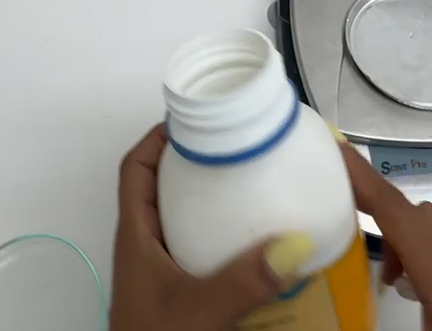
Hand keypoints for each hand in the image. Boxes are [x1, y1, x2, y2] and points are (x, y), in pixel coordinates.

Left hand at [109, 124, 315, 330]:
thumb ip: (244, 280)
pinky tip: (256, 251)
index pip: (135, 168)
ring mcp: (159, 275)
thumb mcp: (197, 313)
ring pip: (182, 223)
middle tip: (238, 151)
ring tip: (254, 190)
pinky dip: (223, 244)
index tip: (195, 120)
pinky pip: (199, 256)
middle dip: (195, 166)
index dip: (159, 137)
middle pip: (161, 188)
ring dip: (211, 206)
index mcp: (135, 235)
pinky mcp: (177, 300)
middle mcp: (144, 248)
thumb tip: (296, 241)